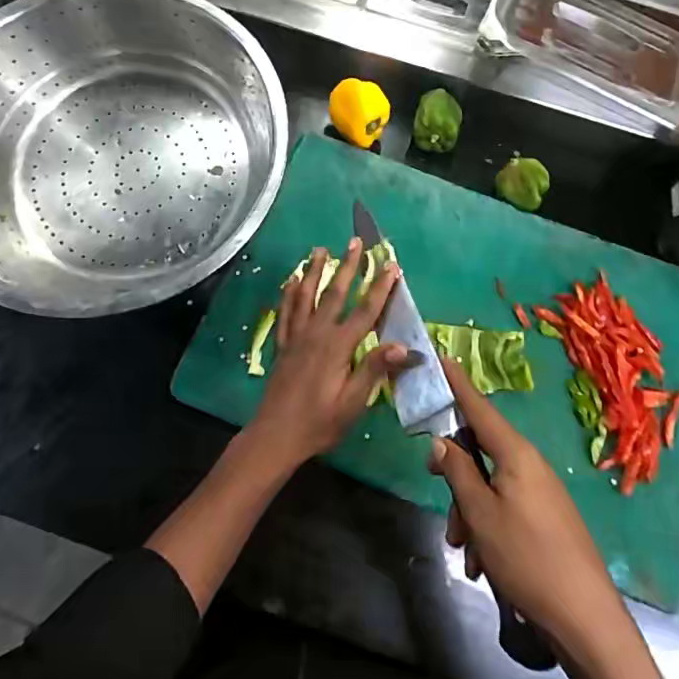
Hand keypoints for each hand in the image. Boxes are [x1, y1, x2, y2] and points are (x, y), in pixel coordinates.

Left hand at [247, 239, 406, 466]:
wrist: (275, 436)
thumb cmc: (319, 423)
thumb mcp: (352, 403)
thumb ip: (375, 370)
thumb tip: (404, 345)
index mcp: (337, 347)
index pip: (365, 311)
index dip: (380, 288)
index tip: (392, 265)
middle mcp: (316, 334)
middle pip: (335, 293)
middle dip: (348, 266)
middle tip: (356, 241)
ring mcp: (296, 337)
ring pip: (306, 296)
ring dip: (315, 271)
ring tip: (320, 250)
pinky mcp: (283, 345)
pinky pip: (286, 312)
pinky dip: (289, 294)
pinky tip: (291, 281)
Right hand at [427, 354, 618, 636]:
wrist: (584, 615)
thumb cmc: (527, 557)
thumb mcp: (481, 514)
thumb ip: (457, 472)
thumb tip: (441, 441)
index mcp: (516, 454)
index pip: (479, 408)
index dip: (458, 384)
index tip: (442, 357)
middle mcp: (530, 464)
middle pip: (479, 455)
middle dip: (457, 485)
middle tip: (447, 517)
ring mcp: (540, 491)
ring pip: (489, 488)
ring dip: (471, 516)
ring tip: (468, 555)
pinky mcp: (546, 517)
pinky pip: (506, 509)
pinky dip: (489, 530)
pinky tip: (485, 565)